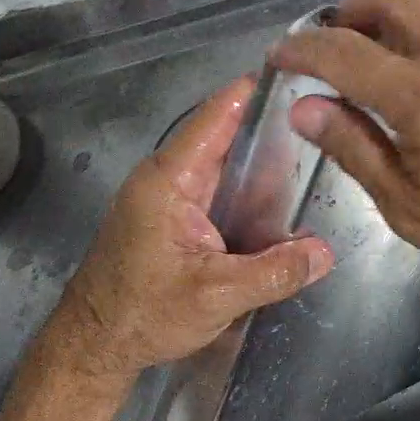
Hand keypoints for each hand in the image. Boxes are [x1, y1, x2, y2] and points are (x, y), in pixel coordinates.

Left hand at [34, 77, 334, 399]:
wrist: (93, 347)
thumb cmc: (145, 315)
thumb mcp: (217, 296)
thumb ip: (274, 272)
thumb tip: (326, 252)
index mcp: (170, 182)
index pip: (213, 120)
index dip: (250, 95)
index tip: (293, 73)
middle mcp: (166, 180)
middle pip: (222, 138)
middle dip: (267, 126)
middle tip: (320, 115)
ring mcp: (167, 200)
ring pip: (221, 166)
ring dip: (260, 160)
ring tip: (313, 149)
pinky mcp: (172, 221)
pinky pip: (216, 190)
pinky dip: (247, 188)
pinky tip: (282, 198)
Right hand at [270, 0, 419, 286]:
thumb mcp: (407, 205)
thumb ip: (352, 147)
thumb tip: (303, 107)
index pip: (344, 52)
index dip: (302, 50)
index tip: (280, 56)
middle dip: (347, 11)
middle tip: (328, 46)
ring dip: (386, 12)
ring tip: (366, 52)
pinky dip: (419, 24)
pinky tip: (412, 64)